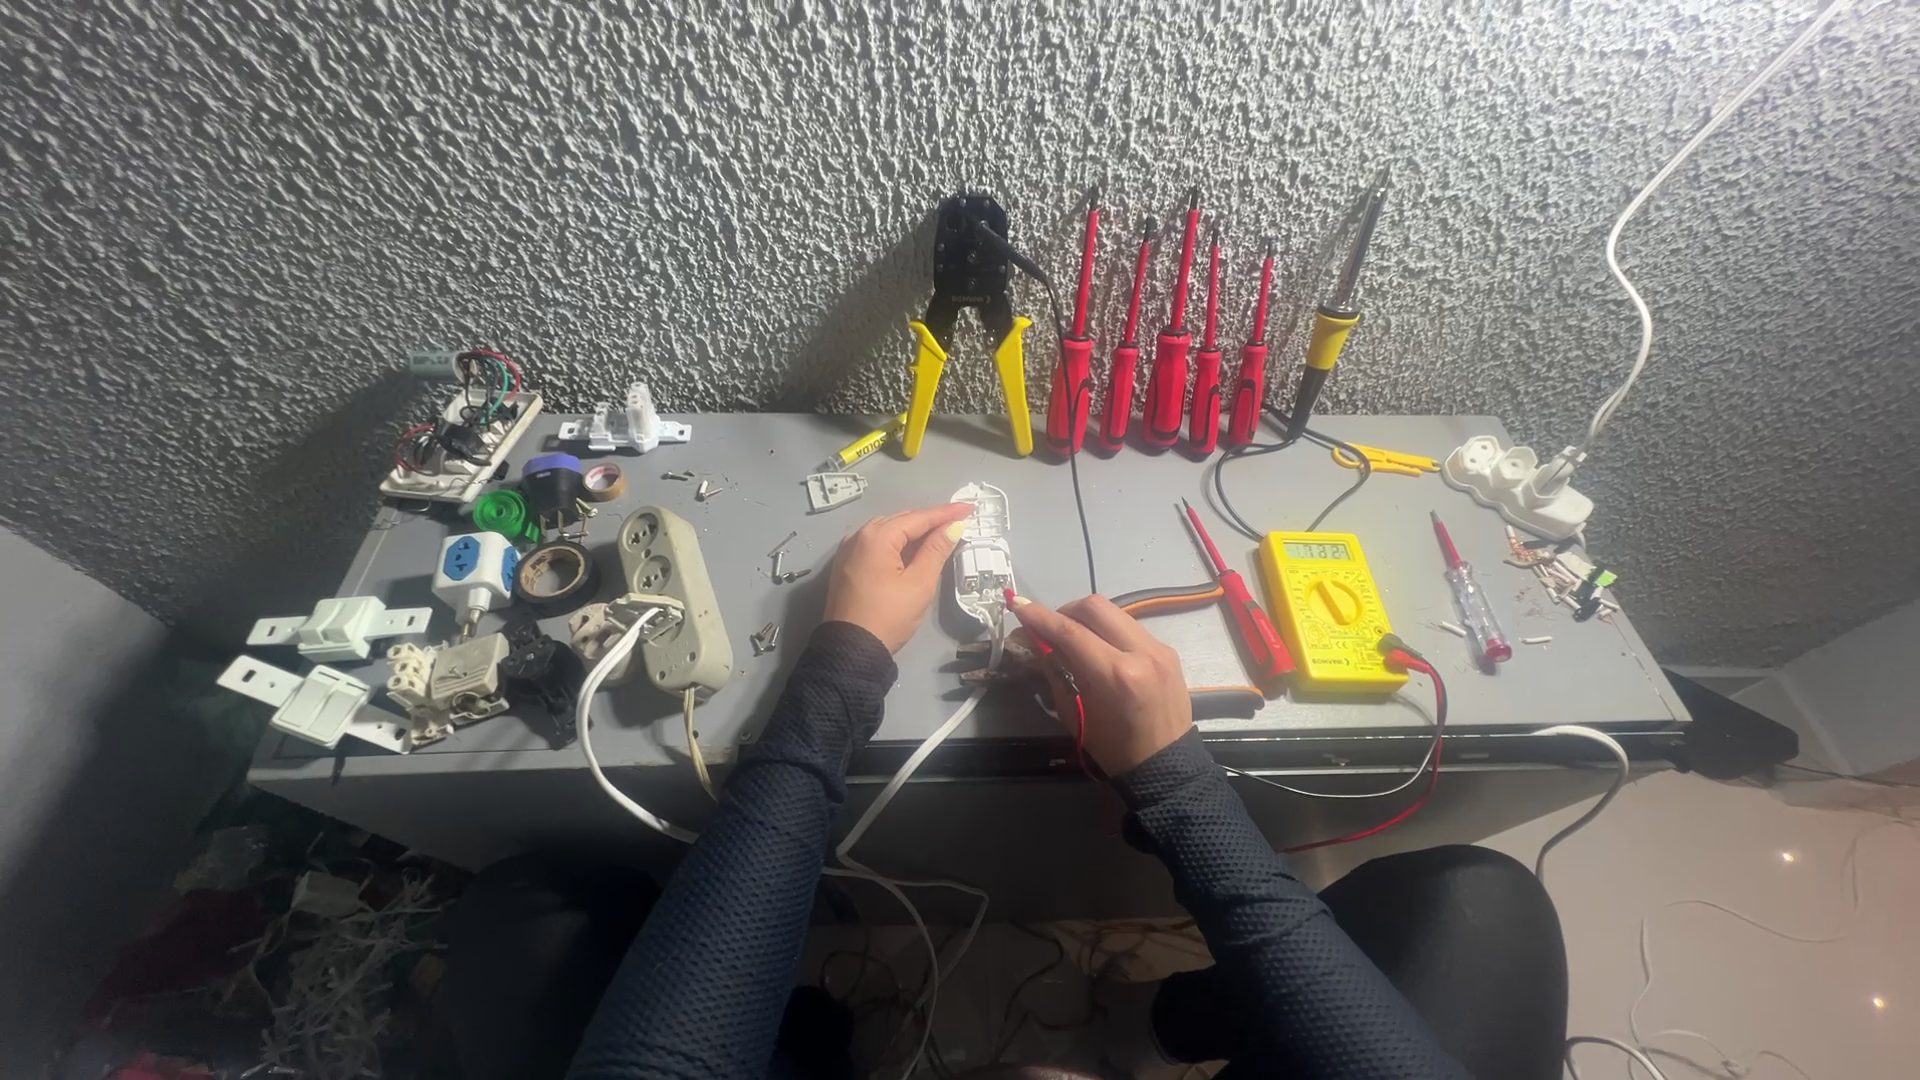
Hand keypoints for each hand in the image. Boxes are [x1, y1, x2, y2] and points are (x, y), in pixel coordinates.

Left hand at [822, 503, 974, 652]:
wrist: (851, 651)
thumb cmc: (889, 616)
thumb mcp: (919, 583)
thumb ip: (936, 551)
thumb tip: (953, 527)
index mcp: (876, 537)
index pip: (918, 518)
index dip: (946, 513)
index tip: (969, 508)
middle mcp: (858, 536)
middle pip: (901, 521)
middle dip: (929, 521)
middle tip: (958, 522)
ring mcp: (849, 550)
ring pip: (888, 532)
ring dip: (913, 532)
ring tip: (940, 534)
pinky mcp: (846, 566)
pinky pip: (876, 545)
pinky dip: (897, 544)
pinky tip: (913, 550)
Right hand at [1007, 594, 1191, 774]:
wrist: (1166, 765)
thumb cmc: (1114, 748)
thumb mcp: (1074, 712)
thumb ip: (1055, 670)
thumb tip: (1036, 640)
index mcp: (1115, 675)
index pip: (1070, 633)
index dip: (1040, 617)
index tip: (1019, 605)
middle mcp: (1140, 653)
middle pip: (1095, 607)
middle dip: (1065, 610)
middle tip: (1050, 628)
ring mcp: (1159, 648)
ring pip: (1114, 611)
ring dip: (1087, 618)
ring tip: (1074, 638)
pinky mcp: (1167, 650)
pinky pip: (1130, 626)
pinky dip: (1108, 630)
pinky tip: (1100, 649)